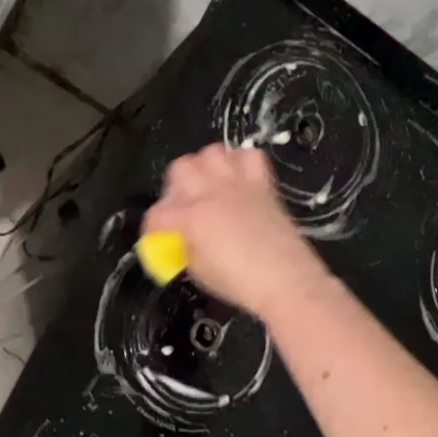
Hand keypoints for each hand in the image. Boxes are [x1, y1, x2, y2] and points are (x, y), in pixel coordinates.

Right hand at [142, 144, 329, 316]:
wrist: (285, 280)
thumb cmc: (239, 282)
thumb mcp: (198, 271)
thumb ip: (183, 248)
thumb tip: (178, 239)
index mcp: (192, 218)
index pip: (158, 213)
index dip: (152, 227)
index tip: (156, 239)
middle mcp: (212, 193)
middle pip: (180, 168)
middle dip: (175, 188)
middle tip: (181, 208)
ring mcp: (239, 185)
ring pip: (211, 153)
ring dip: (204, 169)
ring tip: (207, 189)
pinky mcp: (262, 185)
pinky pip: (248, 156)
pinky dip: (239, 164)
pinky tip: (236, 182)